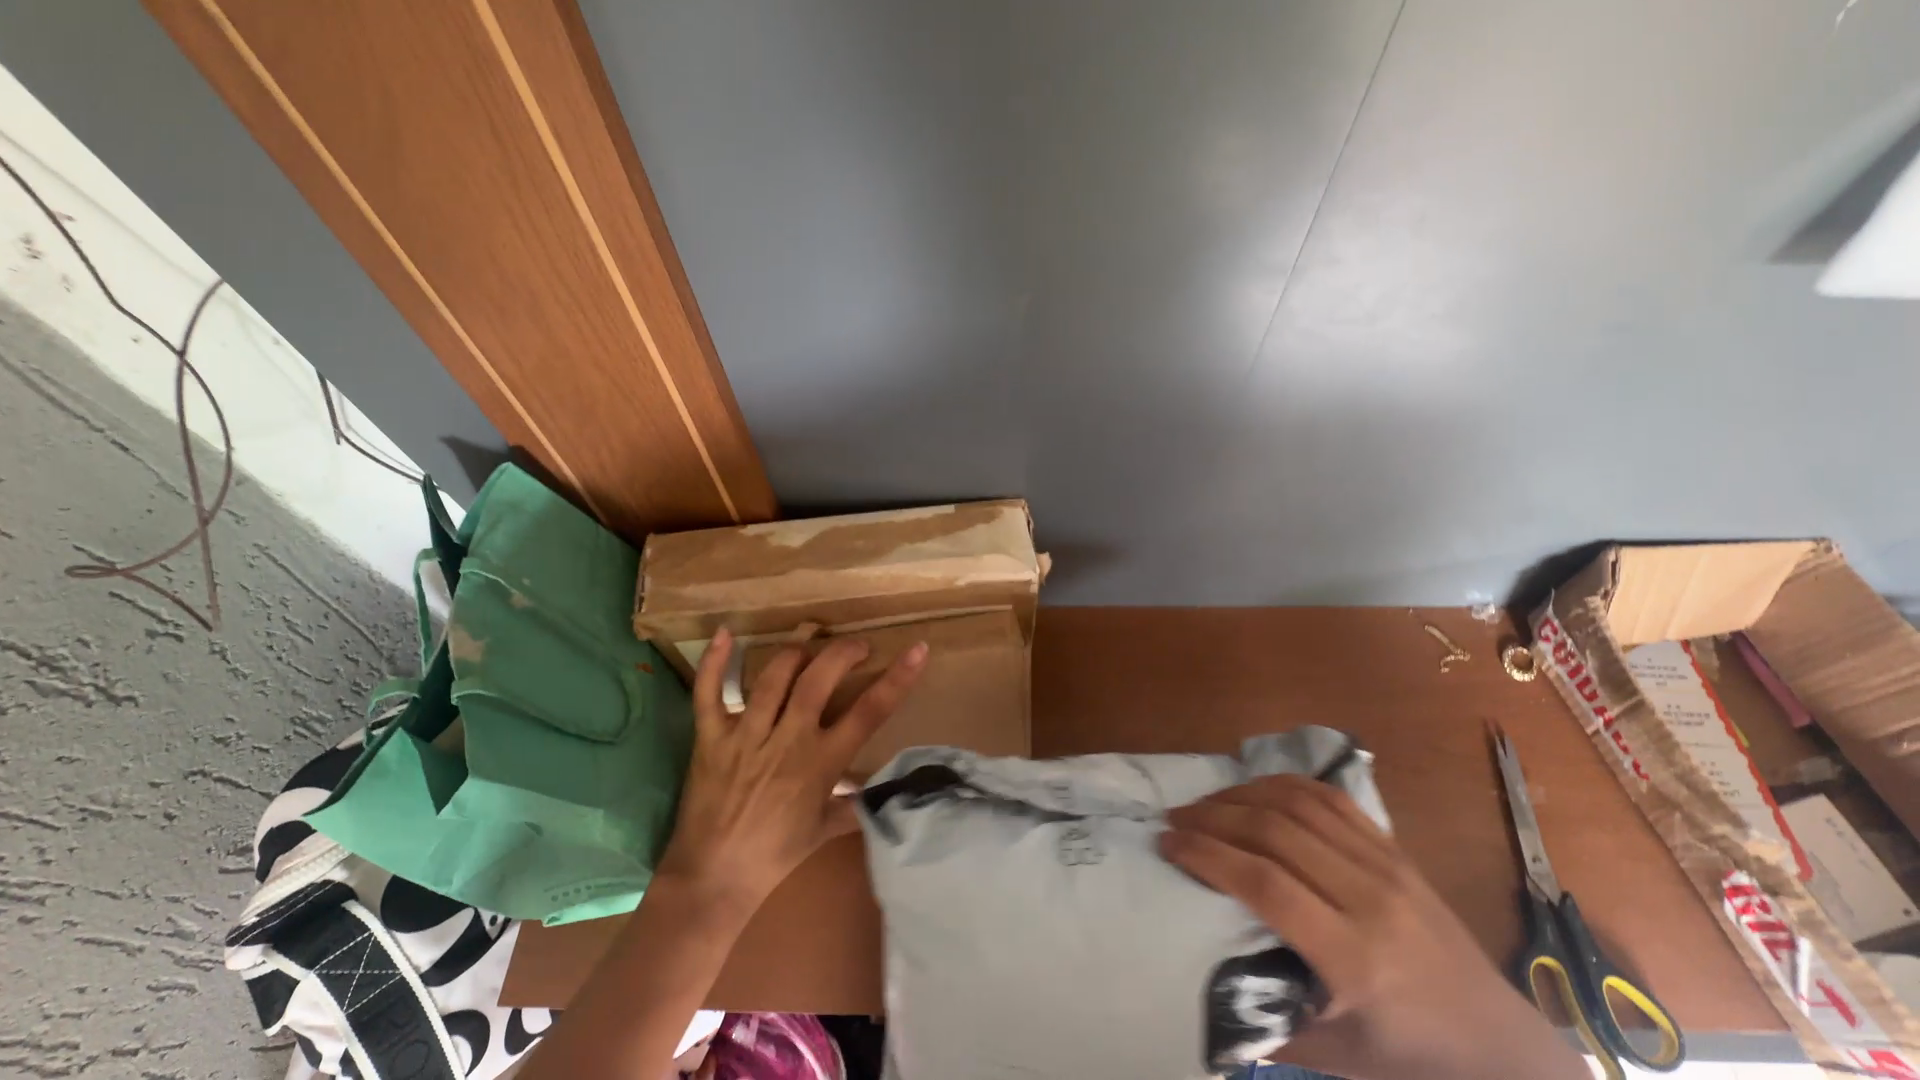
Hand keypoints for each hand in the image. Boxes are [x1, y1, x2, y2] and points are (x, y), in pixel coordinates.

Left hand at [656, 628, 928, 913]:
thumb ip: (855, 804)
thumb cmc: (775, 857)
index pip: (869, 712)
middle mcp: (788, 741)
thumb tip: (883, 792)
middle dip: (842, 652)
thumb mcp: (826, 829)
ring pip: (774, 677)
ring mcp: (746, 735)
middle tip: (856, 646)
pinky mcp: (711, 737)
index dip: (897, 679)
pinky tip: (724, 634)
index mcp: (821, 764)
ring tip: (810, 645)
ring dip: (796, 651)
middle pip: (819, 680)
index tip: (916, 649)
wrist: (715, 877)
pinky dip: (715, 662)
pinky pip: (710, 693)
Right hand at [1161, 776, 1586, 1079]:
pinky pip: (1333, 800)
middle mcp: (1370, 898)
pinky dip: (1284, 786)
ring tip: (1204, 805)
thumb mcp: (1328, 1055)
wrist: (1497, 1042)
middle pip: (1276, 832)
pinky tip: (1253, 791)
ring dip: (1243, 796)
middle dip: (1214, 818)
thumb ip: (1261, 1015)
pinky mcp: (1397, 851)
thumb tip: (1193, 976)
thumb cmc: (1407, 1057)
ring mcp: (1388, 866)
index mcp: (1353, 956)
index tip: (1166, 845)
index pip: (1264, 884)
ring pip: (1301, 805)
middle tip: (1173, 822)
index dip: (1207, 856)